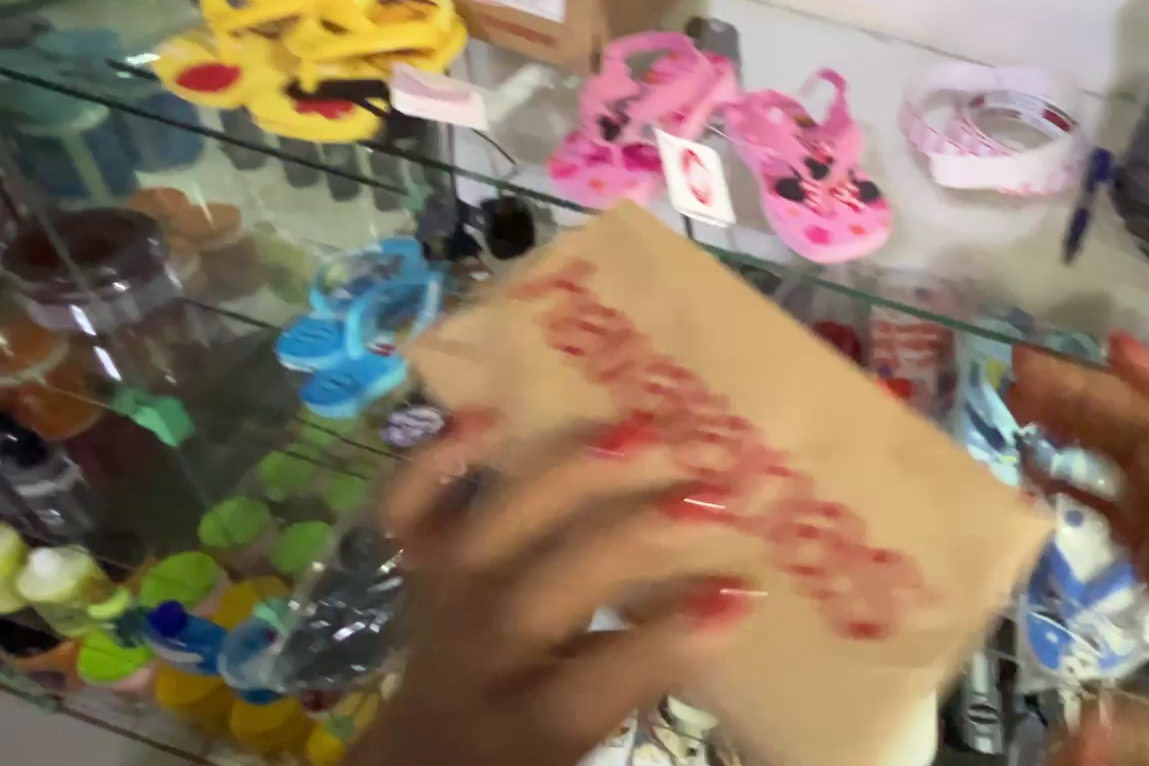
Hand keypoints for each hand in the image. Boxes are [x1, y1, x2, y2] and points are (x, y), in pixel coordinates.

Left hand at [352, 411, 760, 765]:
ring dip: (567, 476)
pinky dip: (433, 462)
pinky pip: (406, 514)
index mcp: (521, 726)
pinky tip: (487, 416)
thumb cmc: (522, 748)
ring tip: (641, 433)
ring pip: (490, 533)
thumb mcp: (585, 736)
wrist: (422, 761)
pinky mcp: (415, 572)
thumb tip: (723, 595)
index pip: (599, 682)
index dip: (671, 636)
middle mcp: (471, 660)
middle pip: (544, 591)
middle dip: (632, 535)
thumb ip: (640, 672)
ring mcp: (437, 605)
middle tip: (711, 493)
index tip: (742, 590)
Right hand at [1010, 333, 1148, 765]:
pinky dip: (1079, 472)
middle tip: (1019, 371)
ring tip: (1018, 396)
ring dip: (1080, 419)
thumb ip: (1144, 738)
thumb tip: (1065, 743)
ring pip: (1134, 459)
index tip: (1115, 348)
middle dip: (1092, 394)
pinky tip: (1035, 462)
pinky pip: (1121, 498)